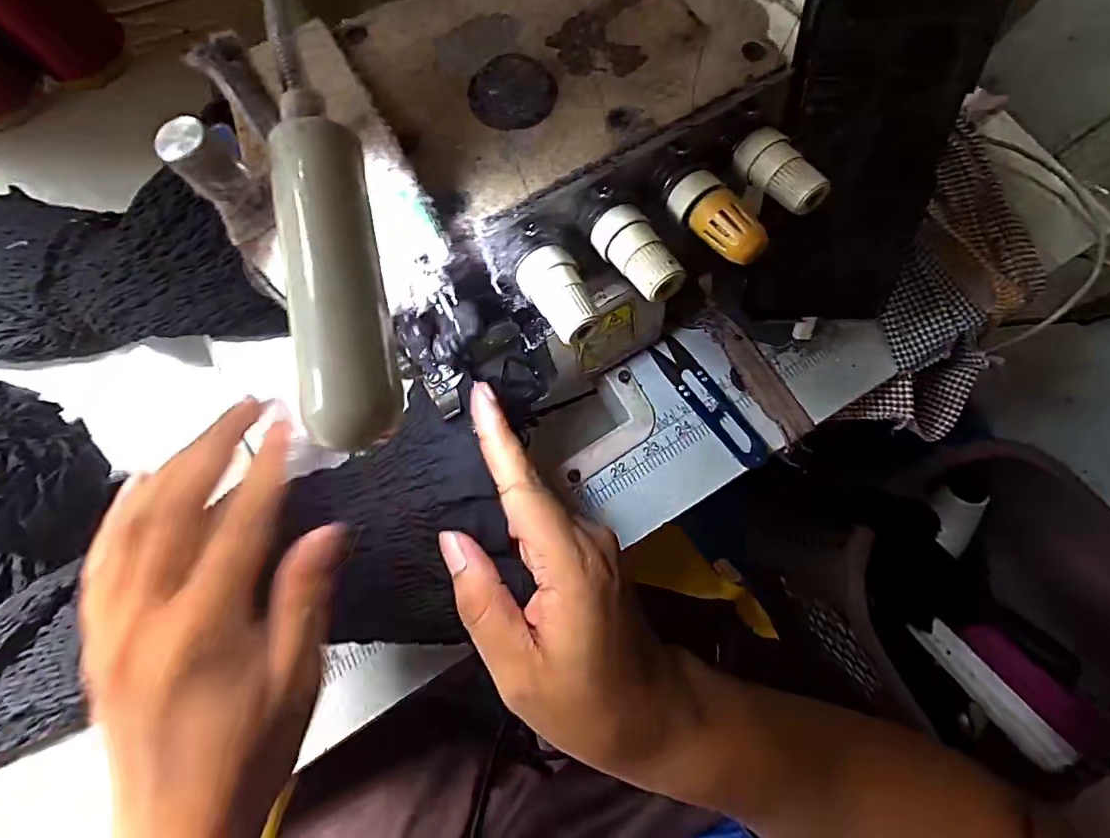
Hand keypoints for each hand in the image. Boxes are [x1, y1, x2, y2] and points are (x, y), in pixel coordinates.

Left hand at [81, 400, 347, 837]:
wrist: (174, 828)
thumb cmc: (248, 753)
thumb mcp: (296, 678)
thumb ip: (304, 597)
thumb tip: (325, 529)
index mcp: (200, 629)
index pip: (237, 524)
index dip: (265, 468)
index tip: (284, 426)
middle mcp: (143, 618)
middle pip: (173, 506)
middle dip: (213, 444)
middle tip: (247, 407)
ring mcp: (110, 626)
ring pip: (130, 522)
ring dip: (171, 464)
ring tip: (208, 431)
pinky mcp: (97, 636)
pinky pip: (102, 556)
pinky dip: (122, 509)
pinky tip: (142, 481)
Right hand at [439, 382, 705, 785]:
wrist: (655, 713)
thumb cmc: (587, 704)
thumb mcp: (518, 670)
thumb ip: (482, 599)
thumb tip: (453, 538)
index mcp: (569, 564)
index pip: (524, 489)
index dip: (500, 439)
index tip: (483, 396)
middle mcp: (586, 538)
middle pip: (530, 486)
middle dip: (496, 445)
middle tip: (461, 412)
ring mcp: (595, 541)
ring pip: (538, 501)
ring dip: (504, 476)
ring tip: (467, 451)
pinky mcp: (593, 550)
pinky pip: (546, 518)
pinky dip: (517, 506)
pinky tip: (492, 508)